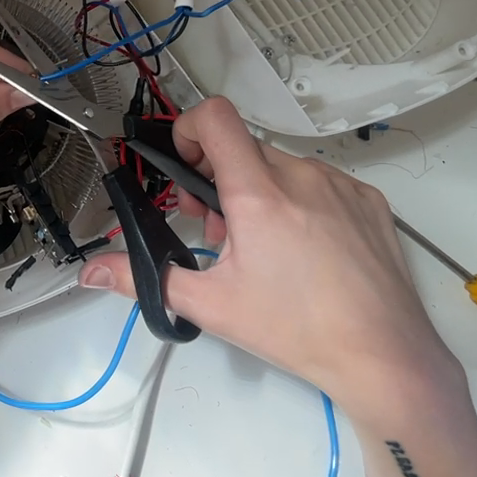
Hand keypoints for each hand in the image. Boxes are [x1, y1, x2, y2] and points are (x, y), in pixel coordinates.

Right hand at [80, 97, 462, 412]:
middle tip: (218, 228)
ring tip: (262, 244)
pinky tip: (303, 247)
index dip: (189, 129)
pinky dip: (298, 200)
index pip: (216, 117)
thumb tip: (91, 273)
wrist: (385, 358)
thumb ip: (143, 278)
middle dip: (217, 177)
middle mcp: (301, 177)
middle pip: (242, 149)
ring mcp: (341, 186)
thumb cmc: (295, 330)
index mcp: (259, 195)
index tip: (186, 166)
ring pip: (280, 165)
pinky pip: (318, 181)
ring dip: (258, 190)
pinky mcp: (369, 201)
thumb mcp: (210, 304)